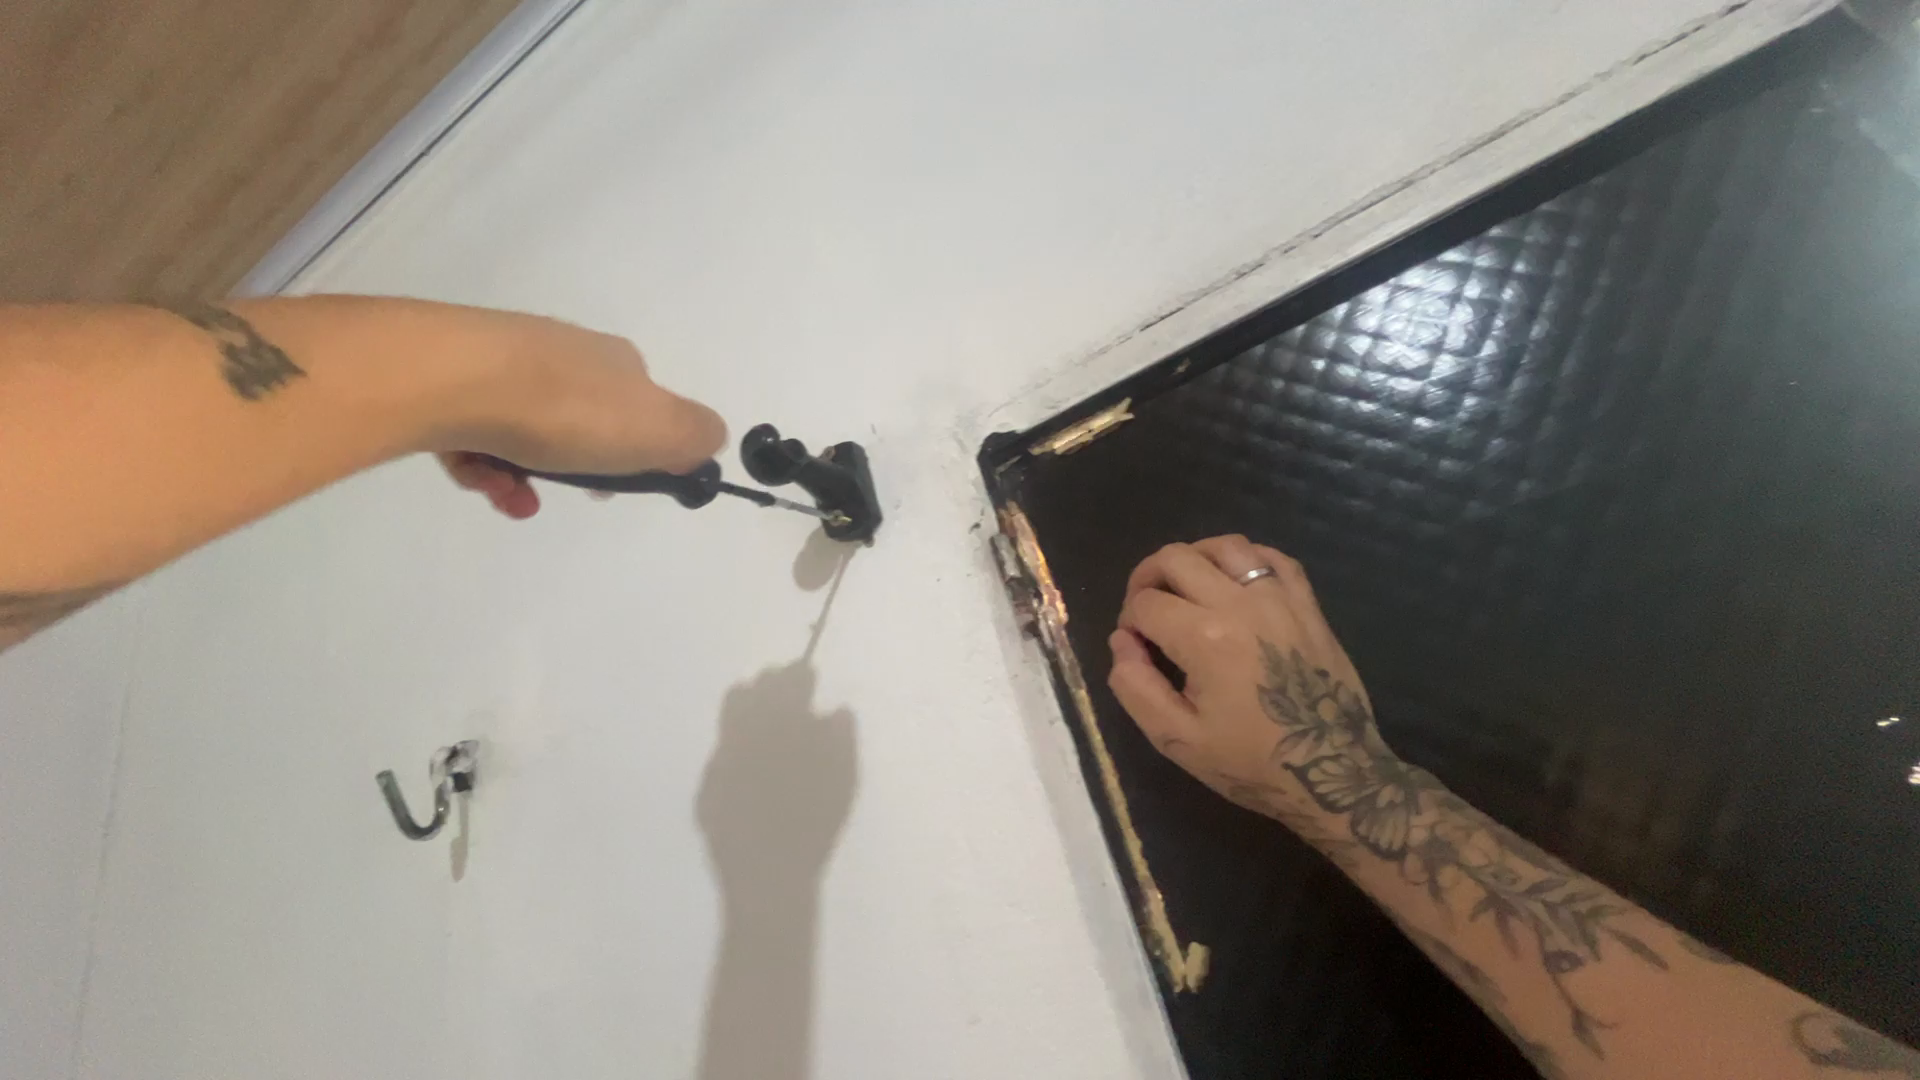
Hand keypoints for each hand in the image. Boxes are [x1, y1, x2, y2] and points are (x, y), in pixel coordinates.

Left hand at [430, 310, 724, 518]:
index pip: (645, 407)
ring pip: (530, 431)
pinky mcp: (450, 376)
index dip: (644, 451)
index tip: (629, 483)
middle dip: (583, 465)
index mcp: (619, 363)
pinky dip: (487, 465)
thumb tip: (706, 442)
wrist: (451, 377)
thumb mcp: (662, 430)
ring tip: (518, 499)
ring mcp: (505, 361)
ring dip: (532, 475)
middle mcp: (566, 353)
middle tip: (575, 491)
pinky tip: (485, 481)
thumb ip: (698, 436)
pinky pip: (478, 432)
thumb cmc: (569, 410)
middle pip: (587, 421)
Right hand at [1108, 535, 1392, 817]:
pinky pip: (1272, 557)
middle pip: (1176, 558)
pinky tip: (1232, 584)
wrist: (1335, 772)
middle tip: (1145, 608)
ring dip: (1193, 558)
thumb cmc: (1250, 760)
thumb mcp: (1176, 739)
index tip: (1136, 648)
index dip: (1128, 622)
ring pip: (1224, 545)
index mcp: (1204, 637)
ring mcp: (1279, 598)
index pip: (1145, 603)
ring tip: (1185, 587)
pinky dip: (1244, 560)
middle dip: (1146, 577)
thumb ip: (1135, 686)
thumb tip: (1122, 640)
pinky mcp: (1307, 604)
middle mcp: (1240, 604)